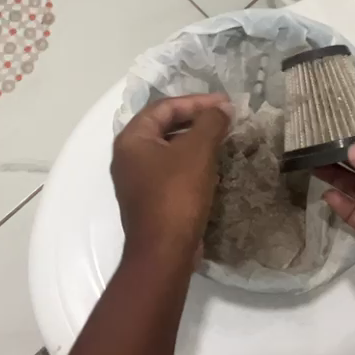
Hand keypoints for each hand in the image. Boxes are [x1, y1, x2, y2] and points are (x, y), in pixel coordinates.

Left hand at [111, 94, 230, 268]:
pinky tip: (212, 166)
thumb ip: (211, 122)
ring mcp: (137, 180)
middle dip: (196, 120)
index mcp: (132, 139)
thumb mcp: (198, 151)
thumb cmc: (177, 195)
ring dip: (195, 141)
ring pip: (169, 149)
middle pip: (164, 126)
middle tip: (225, 118)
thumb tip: (223, 108)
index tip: (225, 103)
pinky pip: (171, 170)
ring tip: (223, 138)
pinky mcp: (149, 199)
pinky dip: (191, 162)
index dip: (197, 101)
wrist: (164, 253)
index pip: (164, 107)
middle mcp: (128, 156)